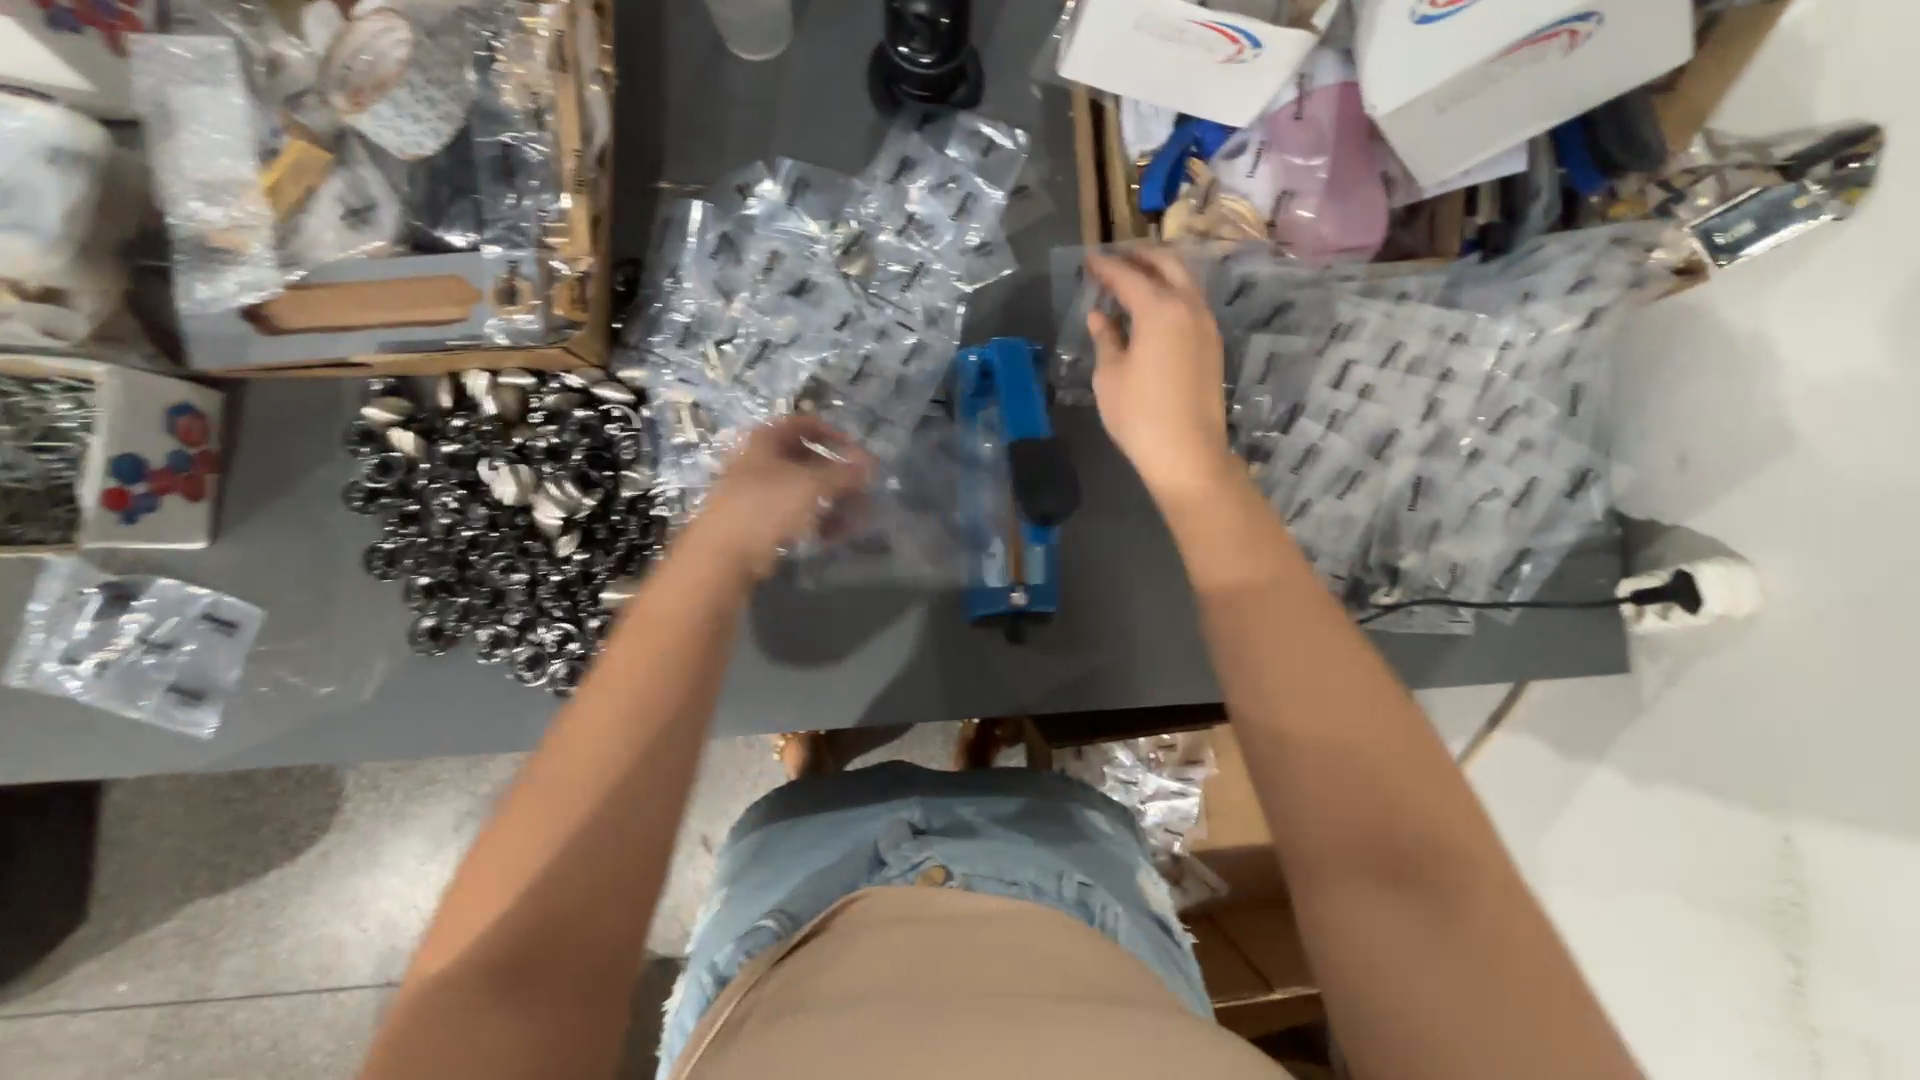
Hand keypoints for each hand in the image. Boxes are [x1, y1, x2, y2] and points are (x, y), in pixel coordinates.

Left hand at [682, 416, 869, 579]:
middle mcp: (760, 460)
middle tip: (863, 492)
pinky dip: (816, 521)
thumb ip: (845, 473)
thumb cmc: (768, 506)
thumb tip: (869, 466)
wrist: (724, 553)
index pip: (806, 424)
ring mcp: (757, 492)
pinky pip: (795, 514)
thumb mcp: (812, 484)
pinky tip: (834, 535)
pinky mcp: (759, 521)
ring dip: (833, 502)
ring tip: (855, 520)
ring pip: (804, 491)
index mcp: (766, 439)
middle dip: (839, 477)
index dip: (836, 435)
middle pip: (808, 460)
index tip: (859, 454)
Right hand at [1086, 249, 1238, 500]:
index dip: (1106, 266)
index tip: (1089, 260)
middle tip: (1115, 259)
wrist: (1188, 453)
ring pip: (1185, 281)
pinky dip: (1171, 294)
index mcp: (1159, 308)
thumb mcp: (1110, 375)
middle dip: (1139, 256)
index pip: (1128, 275)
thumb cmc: (1139, 414)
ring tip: (1133, 280)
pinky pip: (1191, 304)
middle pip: (1167, 264)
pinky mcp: (1212, 345)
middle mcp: (1189, 306)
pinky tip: (1152, 309)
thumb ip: (1106, 338)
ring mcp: (1206, 325)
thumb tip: (1100, 317)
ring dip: (1159, 273)